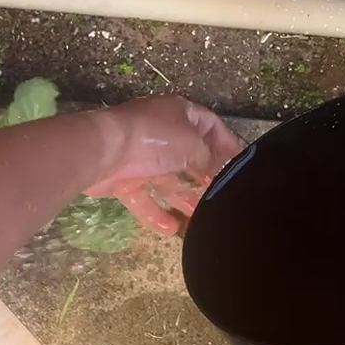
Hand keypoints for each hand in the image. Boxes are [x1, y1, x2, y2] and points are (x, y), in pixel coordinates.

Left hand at [84, 97, 244, 233]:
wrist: (102, 151)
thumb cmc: (153, 139)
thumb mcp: (192, 144)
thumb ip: (208, 157)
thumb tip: (217, 169)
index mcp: (178, 114)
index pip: (209, 125)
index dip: (226, 143)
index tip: (241, 164)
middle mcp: (160, 133)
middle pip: (188, 155)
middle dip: (205, 175)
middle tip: (222, 195)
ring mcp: (140, 156)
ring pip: (166, 180)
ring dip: (183, 198)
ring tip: (203, 218)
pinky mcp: (123, 179)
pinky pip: (143, 198)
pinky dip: (155, 213)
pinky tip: (171, 229)